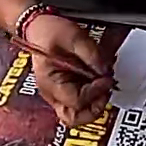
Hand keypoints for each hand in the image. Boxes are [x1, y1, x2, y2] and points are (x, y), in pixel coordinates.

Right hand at [23, 13, 110, 127]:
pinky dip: (91, 96)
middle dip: (94, 108)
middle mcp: (53, 93)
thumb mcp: (74, 37)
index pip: (76, 101)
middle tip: (106, 91)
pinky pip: (79, 102)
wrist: (38, 26)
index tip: (106, 79)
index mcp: (50, 82)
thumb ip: (91, 55)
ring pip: (77, 114)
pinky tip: (97, 81)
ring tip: (102, 87)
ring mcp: (59, 93)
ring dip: (93, 104)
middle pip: (73, 118)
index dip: (95, 92)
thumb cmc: (50, 31)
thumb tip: (105, 72)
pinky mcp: (66, 88)